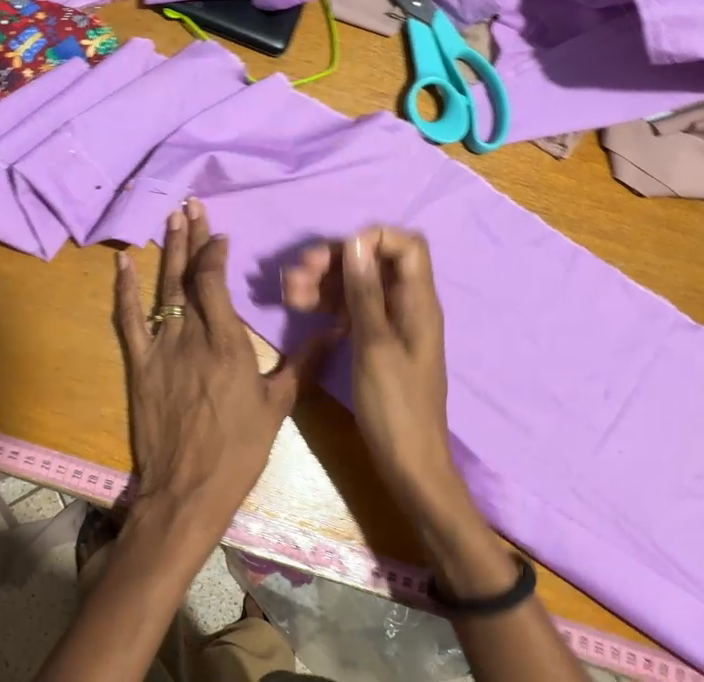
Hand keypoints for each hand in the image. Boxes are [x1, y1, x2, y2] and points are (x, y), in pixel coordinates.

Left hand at [112, 199, 329, 525]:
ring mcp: (161, 347)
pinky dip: (124, 289)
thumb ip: (303, 363)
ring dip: (167, 251)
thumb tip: (336, 330)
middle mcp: (192, 334)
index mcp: (228, 341)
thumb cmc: (240, 450)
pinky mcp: (139, 364)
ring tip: (170, 218)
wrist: (188, 488)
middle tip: (190, 203)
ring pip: (162, 288)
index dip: (215, 252)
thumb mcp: (278, 406)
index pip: (215, 280)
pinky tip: (123, 262)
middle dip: (191, 236)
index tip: (221, 235)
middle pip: (188, 274)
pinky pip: (127, 319)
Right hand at [282, 228, 455, 513]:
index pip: (406, 245)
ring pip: (355, 286)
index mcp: (418, 302)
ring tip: (286, 292)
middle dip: (334, 261)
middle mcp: (406, 306)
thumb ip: (365, 292)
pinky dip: (325, 305)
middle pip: (372, 262)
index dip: (372, 239)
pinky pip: (349, 310)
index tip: (337, 255)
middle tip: (296, 273)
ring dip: (322, 282)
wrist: (408, 465)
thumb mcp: (374, 345)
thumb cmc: (395, 406)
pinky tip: (298, 308)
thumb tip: (356, 241)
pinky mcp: (373, 342)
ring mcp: (389, 324)